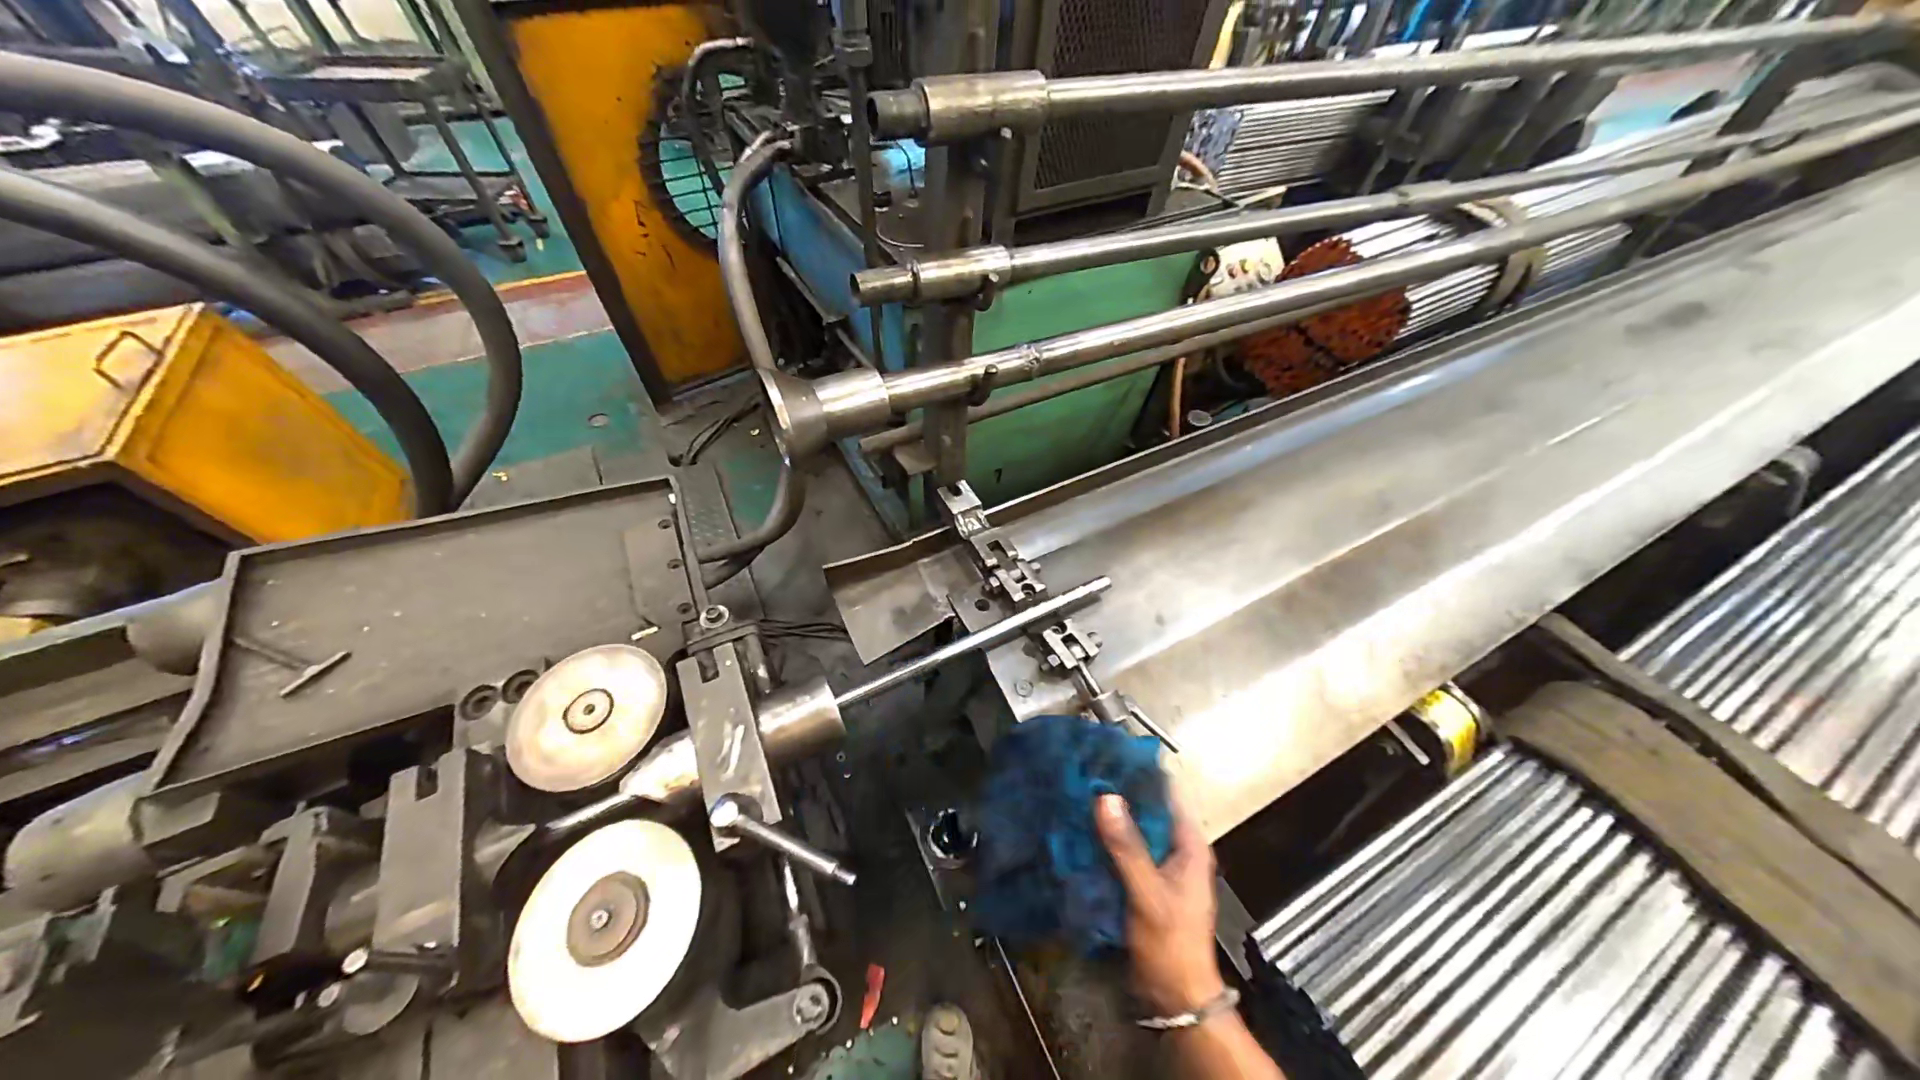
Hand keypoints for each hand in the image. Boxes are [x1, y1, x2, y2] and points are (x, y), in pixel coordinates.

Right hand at [1095, 792, 1225, 1016]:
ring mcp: (1158, 866)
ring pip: (1131, 828)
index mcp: (1189, 844)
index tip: (1106, 754)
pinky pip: (1121, 850)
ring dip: (1107, 816)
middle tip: (1081, 773)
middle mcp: (1175, 848)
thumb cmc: (1170, 943)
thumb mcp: (1148, 893)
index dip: (1139, 771)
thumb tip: (1106, 796)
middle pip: (1145, 808)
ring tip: (1075, 795)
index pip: (1166, 792)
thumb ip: (1127, 846)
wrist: (1174, 997)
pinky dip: (1103, 839)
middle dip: (1117, 792)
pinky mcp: (1141, 882)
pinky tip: (1078, 831)